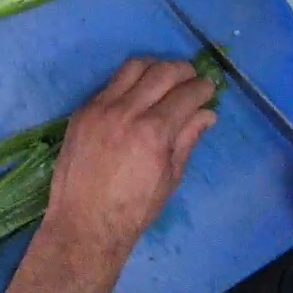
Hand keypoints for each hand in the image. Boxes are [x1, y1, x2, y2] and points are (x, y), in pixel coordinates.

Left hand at [44, 57, 218, 257]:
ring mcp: (100, 108)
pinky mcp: (82, 111)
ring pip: (134, 67)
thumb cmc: (134, 210)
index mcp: (153, 132)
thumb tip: (208, 112)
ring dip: (156, 66)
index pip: (186, 94)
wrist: (83, 226)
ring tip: (166, 76)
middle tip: (192, 77)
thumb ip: (188, 138)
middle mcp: (127, 112)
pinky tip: (138, 93)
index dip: (202, 87)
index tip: (210, 87)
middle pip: (162, 71)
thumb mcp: (171, 178)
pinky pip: (111, 83)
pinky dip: (130, 82)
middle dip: (184, 70)